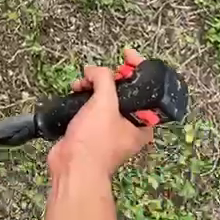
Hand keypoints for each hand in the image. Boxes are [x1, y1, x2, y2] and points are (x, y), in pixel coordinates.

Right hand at [46, 48, 156, 180]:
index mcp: (143, 122)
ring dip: (92, 85)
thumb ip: (105, 80)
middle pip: (123, 90)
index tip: (126, 54)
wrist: (73, 166)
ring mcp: (110, 127)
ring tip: (80, 83)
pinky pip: (91, 106)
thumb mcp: (105, 104)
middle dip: (108, 77)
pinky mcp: (92, 129)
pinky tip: (75, 92)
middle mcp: (129, 124)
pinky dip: (84, 96)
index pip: (147, 88)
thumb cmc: (95, 141)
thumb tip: (95, 71)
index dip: (137, 67)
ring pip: (105, 97)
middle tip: (96, 72)